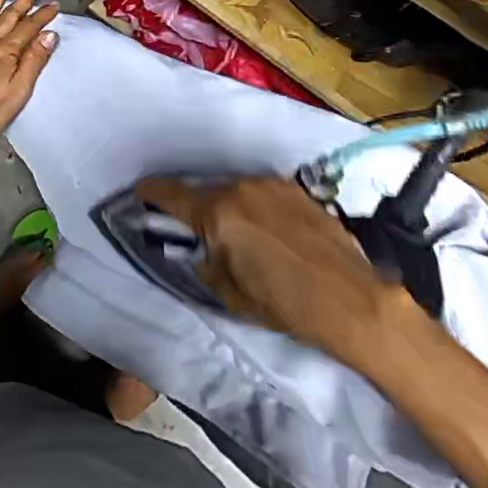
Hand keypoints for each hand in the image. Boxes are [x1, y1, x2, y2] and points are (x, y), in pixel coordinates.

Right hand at [136, 176, 417, 367]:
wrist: (348, 296)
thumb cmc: (283, 304)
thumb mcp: (229, 292)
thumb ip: (205, 262)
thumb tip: (199, 248)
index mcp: (219, 213)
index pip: (172, 193)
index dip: (151, 192)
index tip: (139, 193)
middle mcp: (242, 187)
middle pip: (205, 191)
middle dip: (194, 208)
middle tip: (192, 229)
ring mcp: (272, 183)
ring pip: (235, 189)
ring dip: (227, 205)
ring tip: (236, 233)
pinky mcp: (296, 188)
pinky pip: (261, 191)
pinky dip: (253, 205)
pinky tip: (265, 229)